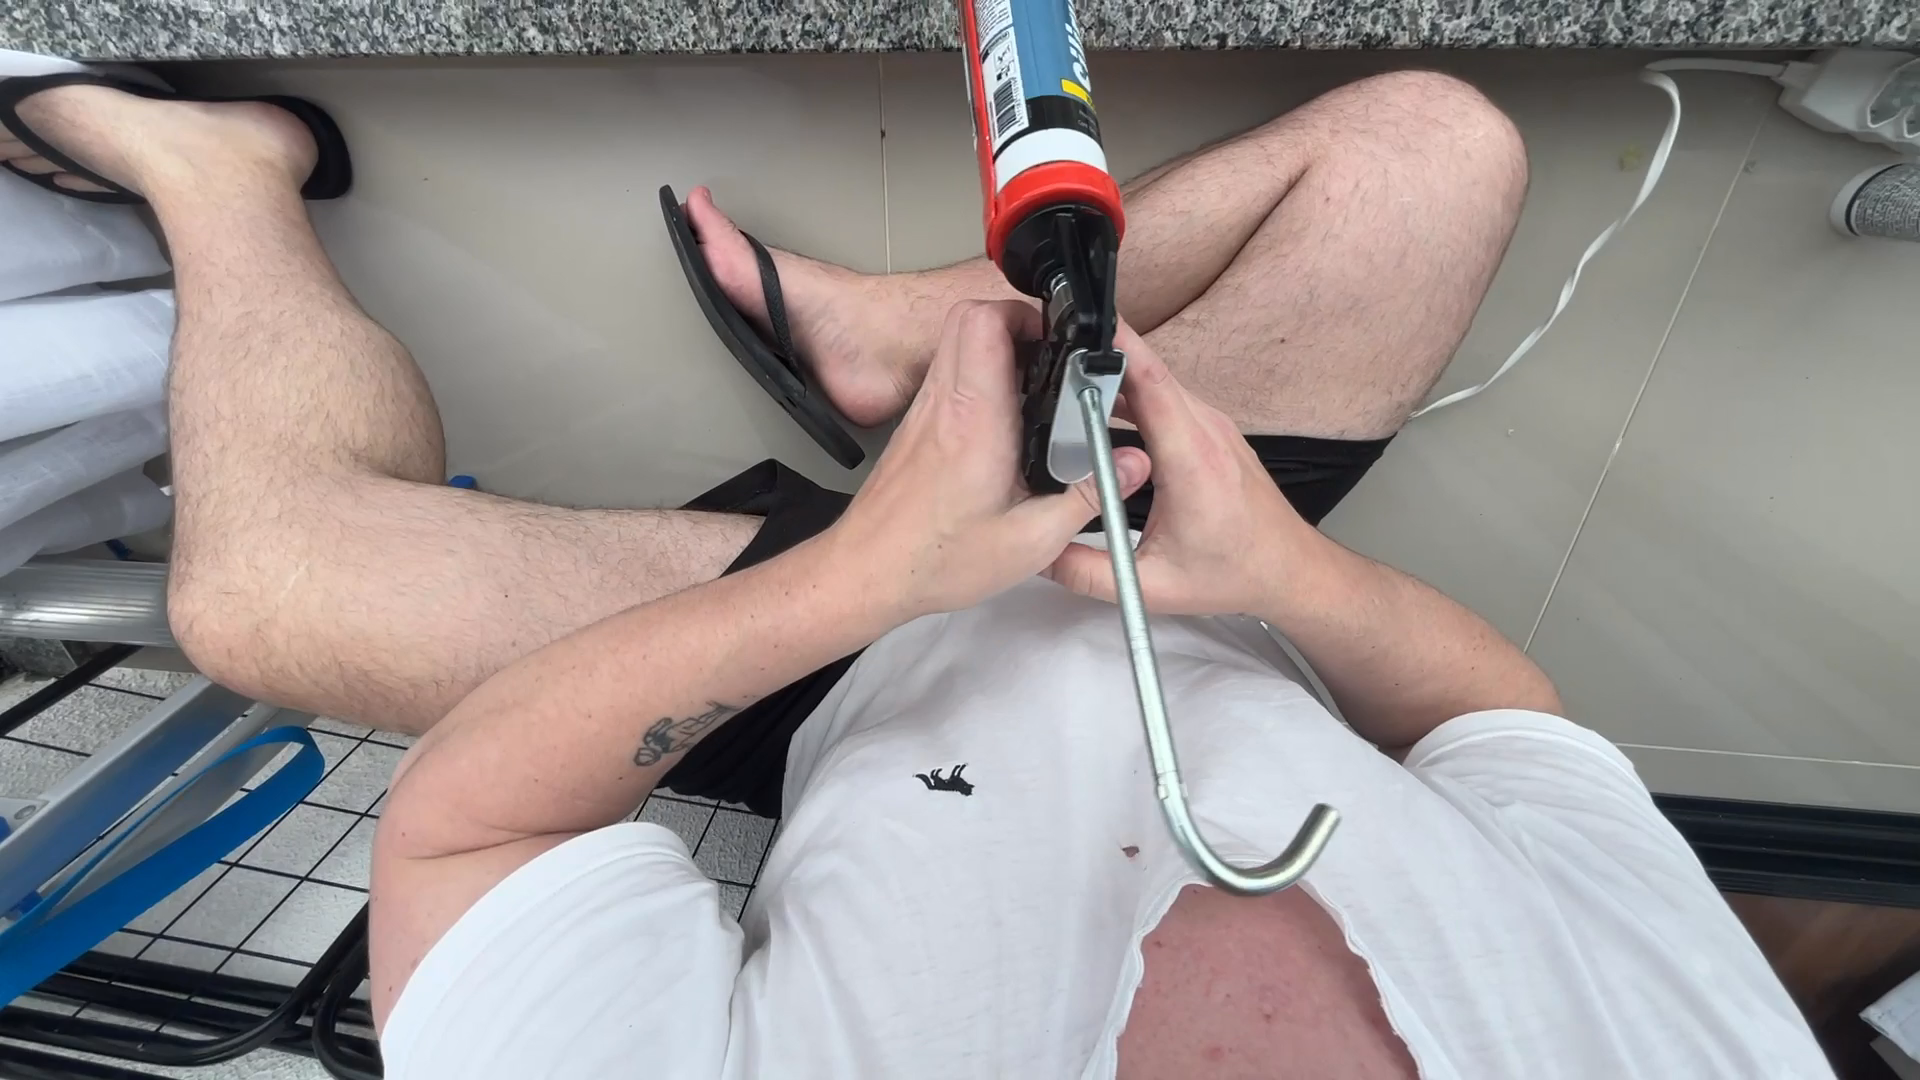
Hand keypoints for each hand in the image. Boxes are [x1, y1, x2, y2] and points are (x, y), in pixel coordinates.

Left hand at [827, 300, 1148, 619]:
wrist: (867, 573)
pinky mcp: (914, 428)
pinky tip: (1002, 428)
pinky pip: (947, 378)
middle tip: (1049, 363)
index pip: (987, 322)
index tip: (1060, 345)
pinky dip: (977, 381)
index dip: (1028, 317)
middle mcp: (943, 403)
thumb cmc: (936, 561)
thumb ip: (1087, 498)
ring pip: (956, 345)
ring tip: (1032, 396)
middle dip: (1016, 325)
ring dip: (996, 353)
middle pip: (969, 318)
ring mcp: (922, 412)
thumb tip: (1129, 466)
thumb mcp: (1031, 541)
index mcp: (974, 418)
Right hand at [1045, 325, 1319, 616]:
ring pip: (1157, 380)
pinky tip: (1104, 407)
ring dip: (1115, 373)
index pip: (1151, 382)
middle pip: (1149, 370)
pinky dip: (1134, 391)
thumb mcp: (1151, 587)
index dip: (1115, 349)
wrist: (1288, 569)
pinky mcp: (1211, 428)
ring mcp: (1213, 424)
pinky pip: (1168, 395)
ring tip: (1068, 378)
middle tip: (1051, 353)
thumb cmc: (1231, 573)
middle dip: (1100, 355)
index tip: (1076, 330)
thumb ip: (1087, 573)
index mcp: (1192, 461)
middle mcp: (1207, 431)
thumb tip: (1039, 553)